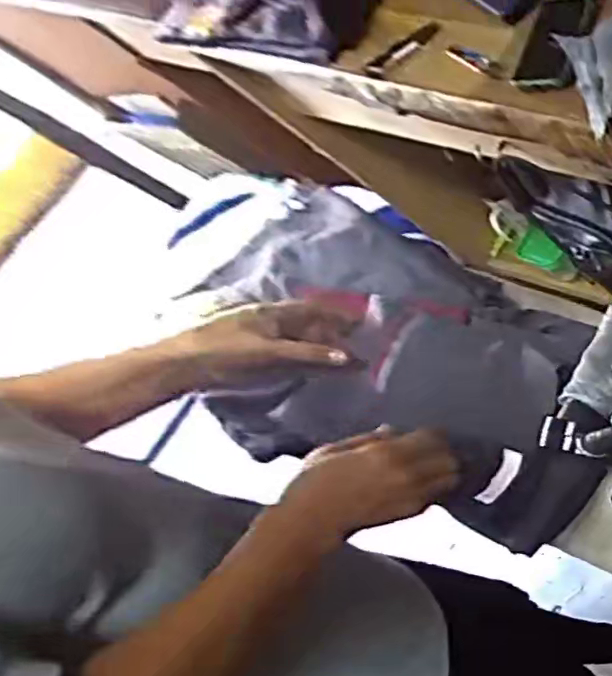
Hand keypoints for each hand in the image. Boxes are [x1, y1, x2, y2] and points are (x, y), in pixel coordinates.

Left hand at [149, 301, 359, 384]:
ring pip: (305, 339)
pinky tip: (324, 366)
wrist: (179, 367)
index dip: (340, 314)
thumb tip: (352, 357)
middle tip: (365, 345)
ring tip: (351, 359)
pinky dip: (315, 357)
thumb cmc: (224, 352)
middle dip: (339, 333)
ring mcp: (264, 337)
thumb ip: (311, 354)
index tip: (367, 323)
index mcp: (272, 314)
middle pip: (312, 324)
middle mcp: (270, 322)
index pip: (315, 309)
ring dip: (328, 347)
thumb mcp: (271, 353)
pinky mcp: (259, 353)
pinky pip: (297, 352)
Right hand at [267, 427, 460, 543]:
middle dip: (446, 453)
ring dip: (448, 471)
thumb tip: (392, 430)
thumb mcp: (334, 450)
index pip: (431, 438)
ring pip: (452, 478)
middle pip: (450, 459)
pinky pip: (440, 494)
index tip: (431, 433)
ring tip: (436, 468)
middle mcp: (408, 473)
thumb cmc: (314, 481)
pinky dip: (439, 487)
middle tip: (436, 451)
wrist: (313, 518)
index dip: (434, 434)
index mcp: (387, 453)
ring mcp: (415, 493)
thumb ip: (368, 439)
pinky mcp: (415, 509)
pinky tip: (428, 483)